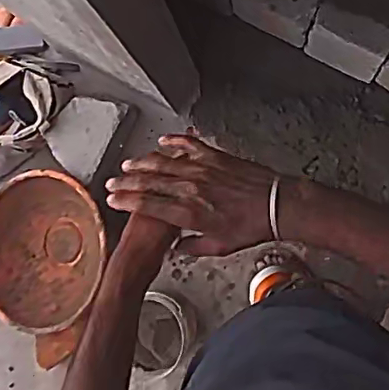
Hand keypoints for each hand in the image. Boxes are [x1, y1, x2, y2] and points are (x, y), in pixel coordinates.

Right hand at [104, 134, 279, 255]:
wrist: (276, 204)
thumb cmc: (250, 227)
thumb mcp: (219, 247)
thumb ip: (193, 247)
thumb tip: (176, 248)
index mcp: (189, 213)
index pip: (147, 206)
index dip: (126, 202)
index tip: (113, 200)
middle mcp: (191, 189)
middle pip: (149, 183)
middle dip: (126, 183)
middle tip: (112, 182)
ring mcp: (202, 169)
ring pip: (163, 162)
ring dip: (143, 163)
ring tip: (129, 165)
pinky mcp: (215, 157)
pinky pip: (189, 145)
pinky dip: (174, 141)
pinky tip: (163, 141)